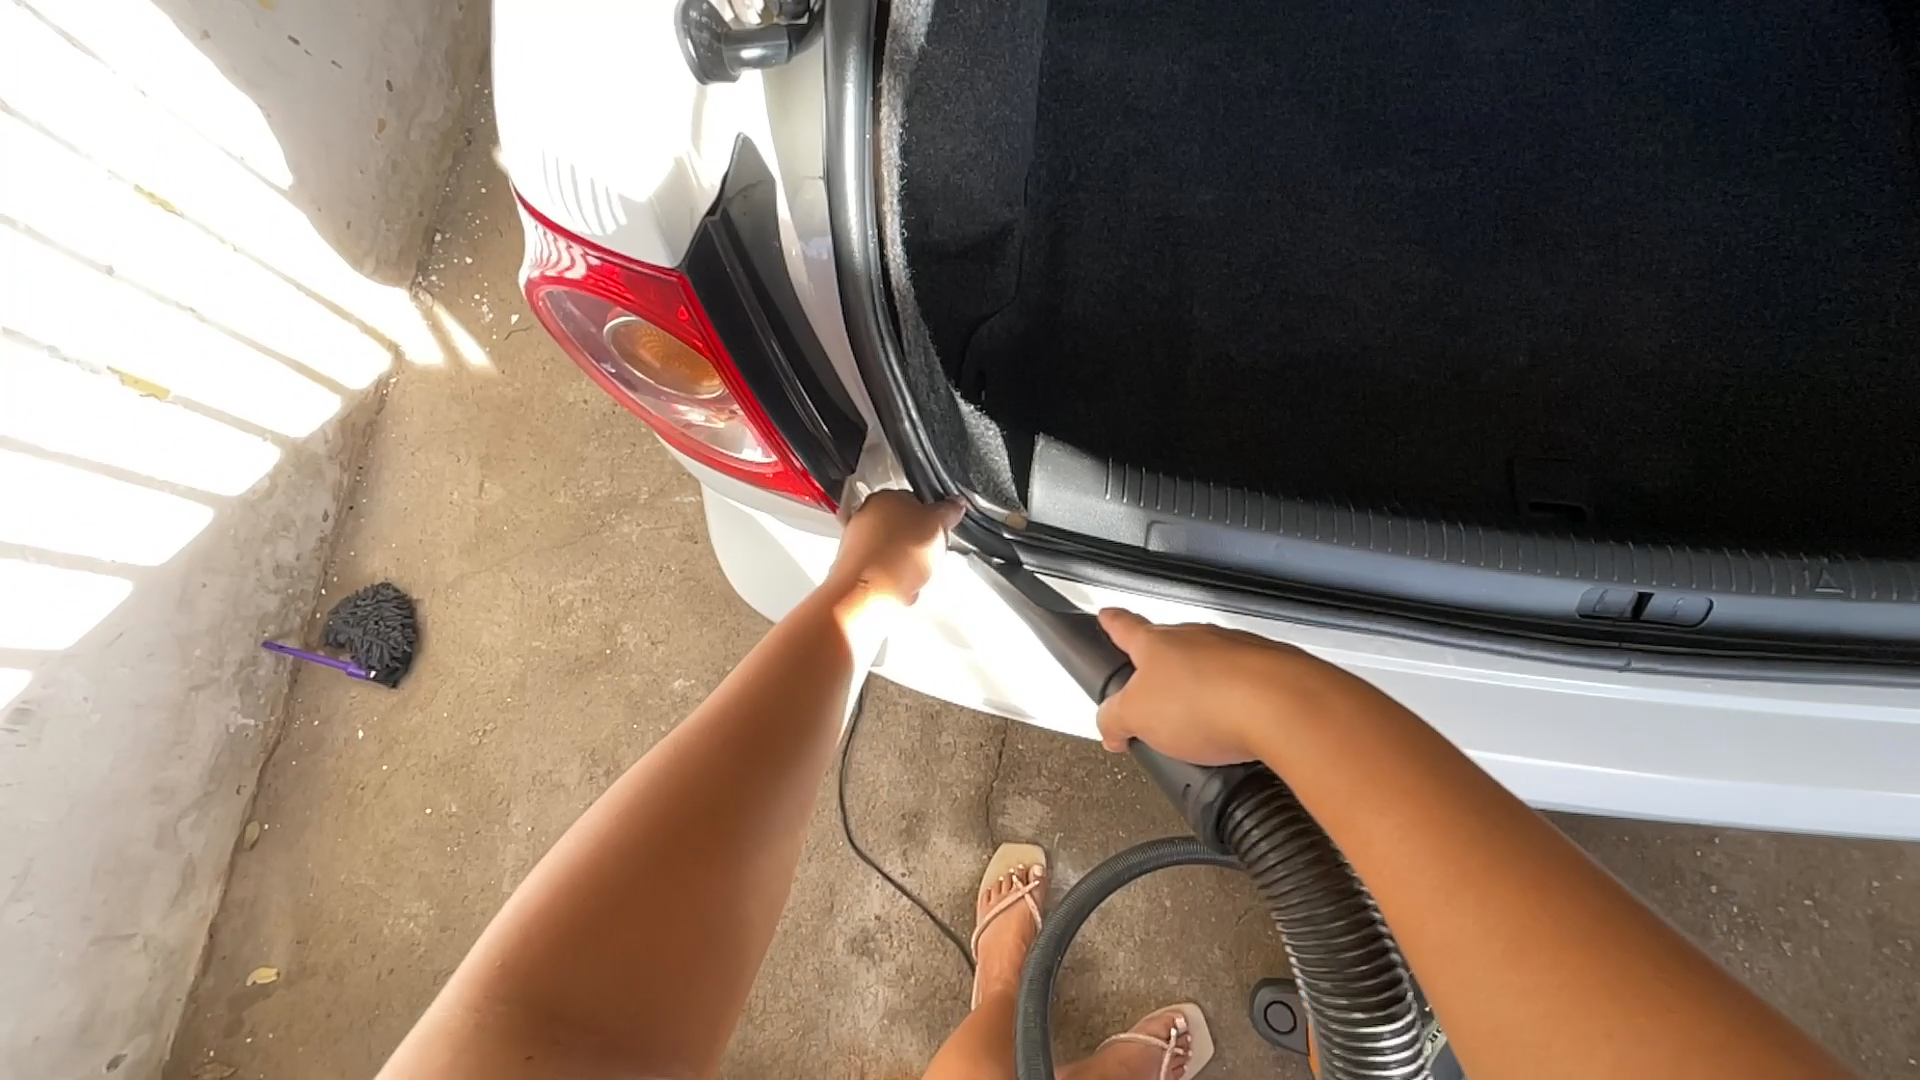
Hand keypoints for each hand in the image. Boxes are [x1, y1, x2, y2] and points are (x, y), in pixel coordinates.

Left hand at [825, 491, 962, 606]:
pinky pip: (885, 574)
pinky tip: (903, 589)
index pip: (917, 500)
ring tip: (918, 576)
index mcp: (885, 496)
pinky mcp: (855, 570)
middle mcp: (866, 517)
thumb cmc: (895, 555)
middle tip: (932, 554)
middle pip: (905, 528)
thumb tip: (955, 505)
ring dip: (910, 565)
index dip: (934, 517)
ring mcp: (857, 544)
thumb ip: (948, 511)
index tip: (943, 529)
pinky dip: (896, 582)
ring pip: (895, 552)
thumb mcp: (937, 525)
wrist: (866, 592)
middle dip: (921, 544)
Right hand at [1095, 609, 1341, 764]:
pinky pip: (1246, 687)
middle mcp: (1197, 638)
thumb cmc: (1210, 701)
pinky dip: (1238, 706)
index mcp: (1157, 643)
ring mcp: (1238, 651)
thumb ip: (1114, 719)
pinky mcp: (1273, 672)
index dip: (1112, 622)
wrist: (1284, 707)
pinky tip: (1237, 732)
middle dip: (1163, 670)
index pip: (1125, 626)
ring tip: (1201, 726)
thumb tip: (1109, 726)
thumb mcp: (1136, 717)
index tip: (1107, 616)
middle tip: (1155, 696)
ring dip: (1204, 690)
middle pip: (1171, 648)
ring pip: (1211, 667)